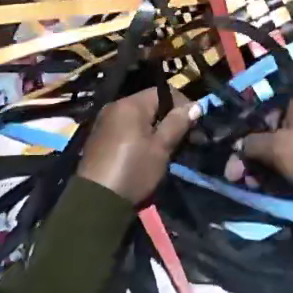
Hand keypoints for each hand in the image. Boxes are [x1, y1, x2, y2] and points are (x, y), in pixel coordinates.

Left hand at [79, 89, 194, 203]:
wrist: (97, 200)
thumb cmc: (133, 170)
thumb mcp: (161, 148)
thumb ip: (177, 123)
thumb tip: (195, 105)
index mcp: (130, 104)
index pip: (162, 92)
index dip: (182, 105)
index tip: (195, 125)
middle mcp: (115, 107)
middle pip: (150, 105)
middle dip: (170, 119)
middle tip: (187, 140)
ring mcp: (105, 122)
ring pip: (138, 118)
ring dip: (155, 129)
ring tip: (169, 149)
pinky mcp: (100, 138)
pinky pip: (126, 129)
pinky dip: (140, 136)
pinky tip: (148, 153)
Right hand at [225, 99, 292, 194]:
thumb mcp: (275, 146)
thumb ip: (251, 144)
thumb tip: (238, 147)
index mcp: (290, 108)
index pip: (255, 120)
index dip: (240, 141)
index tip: (231, 163)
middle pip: (265, 138)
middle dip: (249, 159)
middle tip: (238, 180)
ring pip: (276, 154)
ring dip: (262, 170)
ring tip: (253, 187)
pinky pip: (289, 165)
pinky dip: (277, 175)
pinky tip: (268, 187)